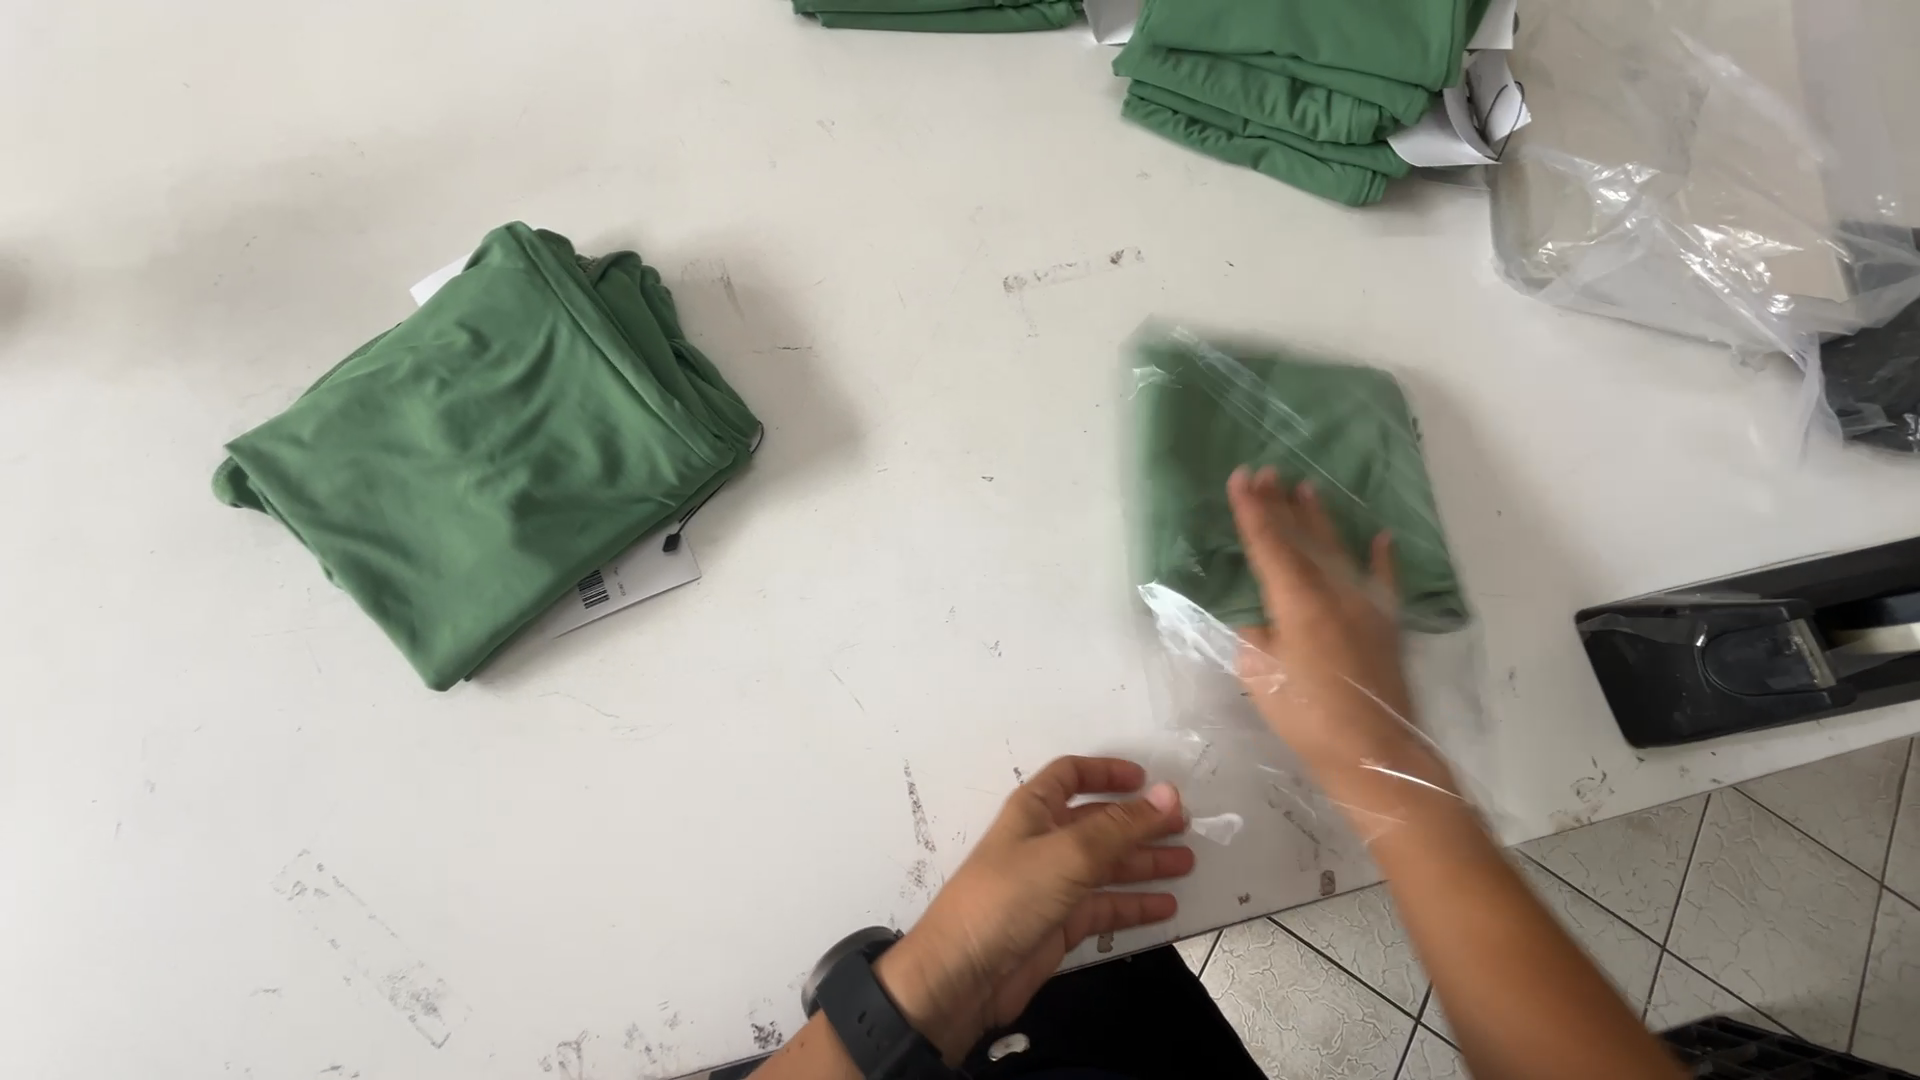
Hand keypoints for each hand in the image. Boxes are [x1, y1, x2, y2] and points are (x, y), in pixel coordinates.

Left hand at [874, 756, 1191, 1062]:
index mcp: (1035, 808)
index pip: (1071, 775)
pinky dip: (1134, 903)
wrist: (966, 973)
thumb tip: (1167, 793)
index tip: (1147, 779)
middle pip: (1097, 822)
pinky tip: (1165, 905)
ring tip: (1186, 862)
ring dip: (1143, 862)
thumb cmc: (1010, 895)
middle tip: (1183, 826)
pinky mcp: (1060, 923)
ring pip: (1106, 865)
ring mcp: (1052, 883)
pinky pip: (1104, 906)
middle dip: (1138, 821)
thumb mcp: (1069, 852)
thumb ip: (1121, 825)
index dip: (1107, 772)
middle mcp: (1045, 840)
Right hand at [1225, 465, 1423, 771]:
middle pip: (1302, 539)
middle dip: (1281, 504)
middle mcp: (1335, 592)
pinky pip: (1385, 581)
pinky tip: (1381, 536)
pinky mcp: (1386, 626)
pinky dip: (1382, 558)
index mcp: (1299, 602)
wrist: (1376, 755)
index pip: (1269, 545)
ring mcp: (1366, 606)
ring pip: (1338, 551)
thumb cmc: (1307, 718)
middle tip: (1266, 472)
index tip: (1240, 478)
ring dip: (1319, 519)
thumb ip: (1255, 638)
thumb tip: (1262, 623)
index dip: (1252, 511)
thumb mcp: (1259, 676)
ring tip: (1306, 487)